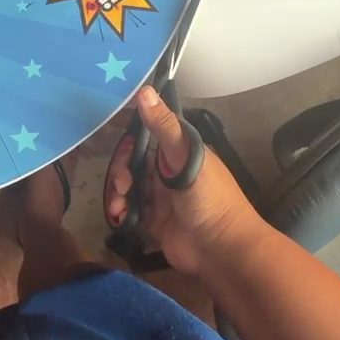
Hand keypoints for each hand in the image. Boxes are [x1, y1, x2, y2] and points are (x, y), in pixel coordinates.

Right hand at [105, 86, 266, 275]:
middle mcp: (169, 173)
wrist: (221, 249)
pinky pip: (129, 210)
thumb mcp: (186, 157)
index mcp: (180, 153)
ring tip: (119, 205)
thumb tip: (143, 90)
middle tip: (122, 184)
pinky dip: (121, 212)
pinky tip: (121, 218)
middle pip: (132, 164)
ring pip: (128, 187)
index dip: (130, 141)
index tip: (118, 146)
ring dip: (117, 193)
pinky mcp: (153, 222)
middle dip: (121, 171)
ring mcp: (161, 198)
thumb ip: (164, 126)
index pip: (147, 137)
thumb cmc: (209, 198)